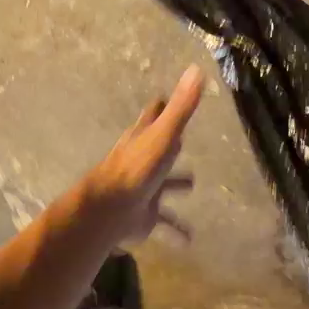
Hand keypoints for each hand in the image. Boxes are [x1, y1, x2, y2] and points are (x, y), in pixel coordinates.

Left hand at [74, 65, 206, 246]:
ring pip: (164, 183)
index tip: (167, 98)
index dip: (161, 105)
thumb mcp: (163, 133)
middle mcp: (142, 158)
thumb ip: (181, 105)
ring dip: (175, 183)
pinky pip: (166, 221)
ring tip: (192, 184)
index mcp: (143, 136)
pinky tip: (189, 239)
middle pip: (157, 146)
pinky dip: (177, 228)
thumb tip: (197, 70)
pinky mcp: (146, 213)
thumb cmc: (137, 167)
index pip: (153, 114)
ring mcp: (144, 186)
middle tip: (183, 140)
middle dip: (170, 143)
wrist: (111, 210)